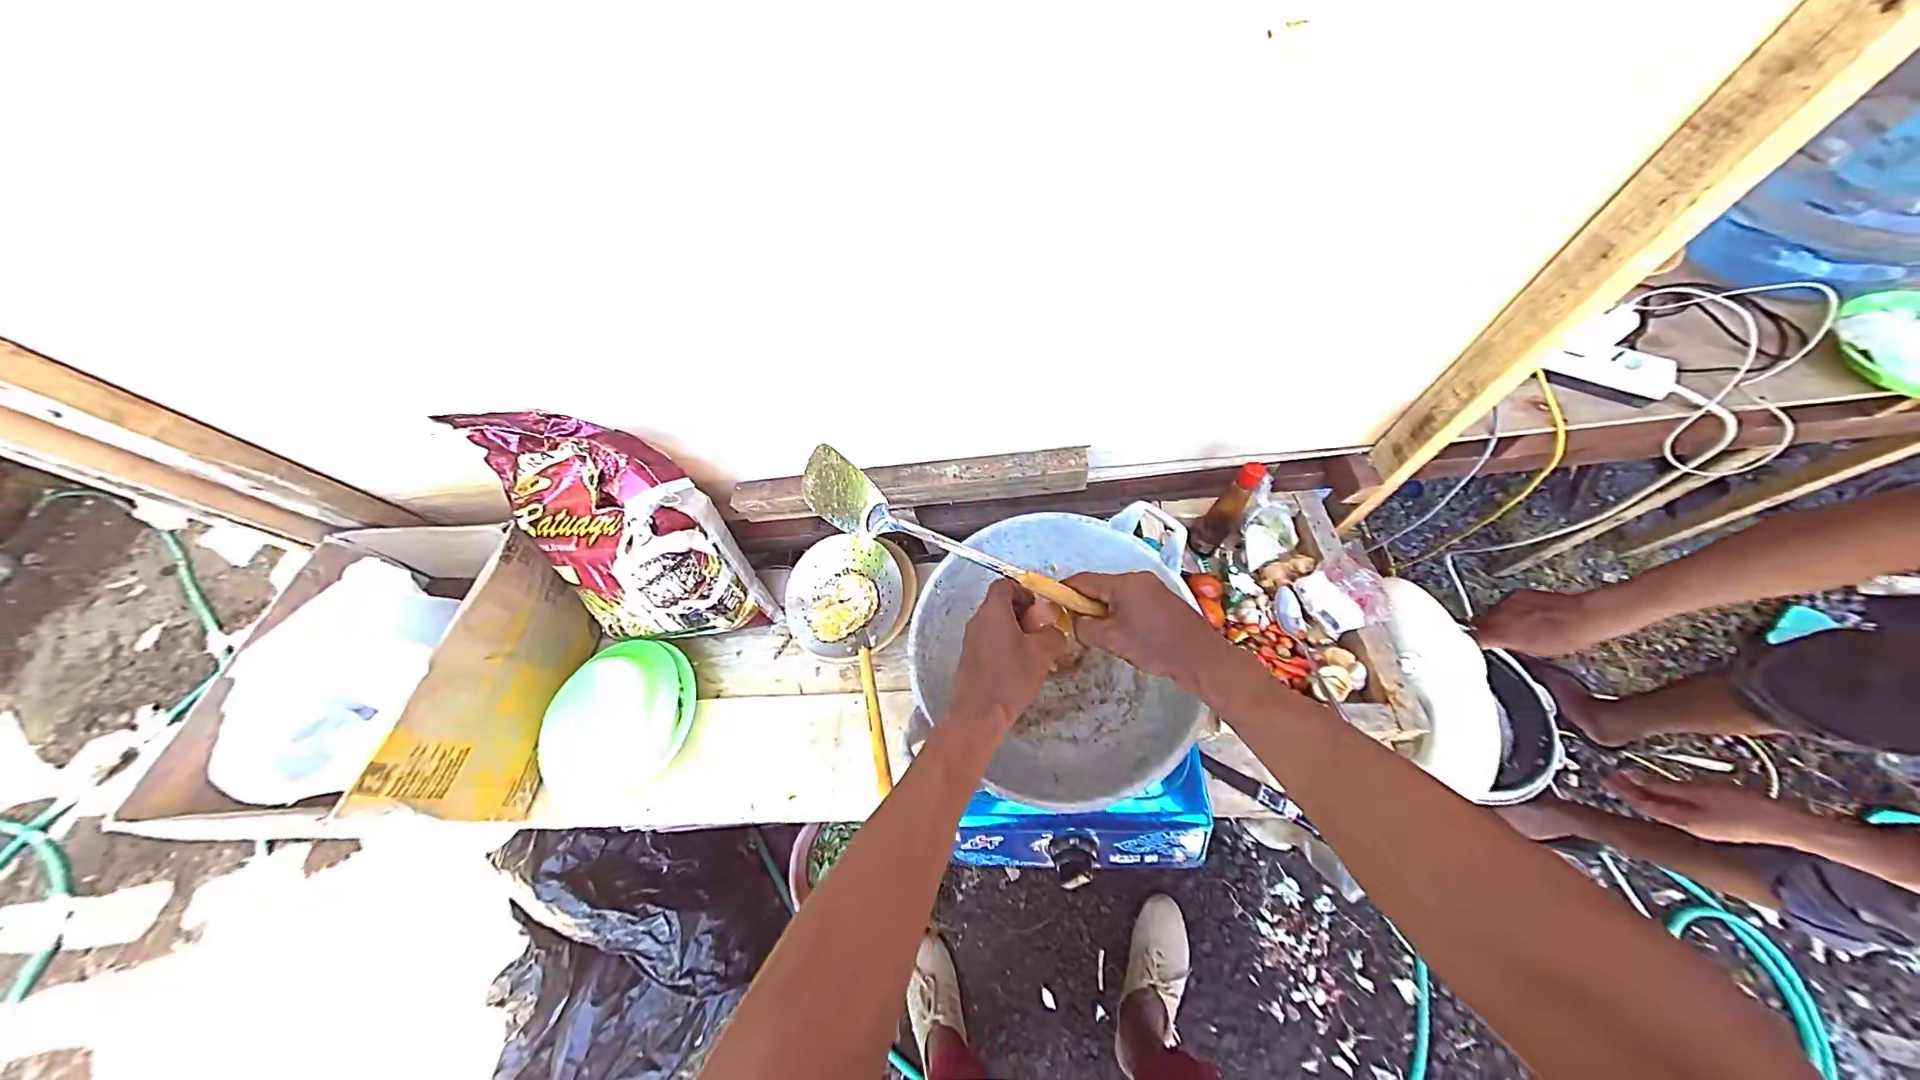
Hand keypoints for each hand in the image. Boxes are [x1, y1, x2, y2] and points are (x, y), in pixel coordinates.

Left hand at [946, 579, 1072, 730]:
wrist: (978, 714)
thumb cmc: (1010, 677)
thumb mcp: (1043, 653)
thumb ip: (1053, 634)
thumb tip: (1053, 630)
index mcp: (993, 610)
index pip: (1005, 584)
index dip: (1025, 591)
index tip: (1040, 609)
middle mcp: (978, 619)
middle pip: (1001, 603)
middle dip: (1024, 613)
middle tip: (1041, 631)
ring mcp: (971, 638)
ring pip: (997, 623)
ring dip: (1016, 631)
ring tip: (1035, 652)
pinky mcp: (970, 657)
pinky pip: (990, 640)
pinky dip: (1006, 644)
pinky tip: (1020, 666)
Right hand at [1062, 572, 1224, 691]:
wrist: (1201, 657)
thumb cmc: (1155, 646)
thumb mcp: (1111, 640)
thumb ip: (1084, 627)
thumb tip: (1075, 621)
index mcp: (1123, 582)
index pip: (1082, 580)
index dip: (1064, 592)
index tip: (1053, 607)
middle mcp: (1137, 577)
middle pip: (1099, 586)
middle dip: (1085, 604)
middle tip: (1078, 627)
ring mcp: (1152, 586)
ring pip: (1115, 594)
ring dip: (1103, 610)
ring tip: (1102, 634)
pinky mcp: (1162, 599)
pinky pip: (1131, 600)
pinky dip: (1120, 612)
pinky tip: (1123, 632)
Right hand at [1473, 590, 1608, 655]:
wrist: (1581, 617)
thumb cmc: (1563, 637)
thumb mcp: (1534, 651)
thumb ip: (1511, 646)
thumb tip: (1504, 644)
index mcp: (1496, 635)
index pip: (1473, 638)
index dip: (1477, 642)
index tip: (1482, 643)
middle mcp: (1494, 617)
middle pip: (1478, 622)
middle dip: (1485, 627)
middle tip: (1500, 633)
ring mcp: (1504, 604)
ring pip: (1492, 611)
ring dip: (1501, 617)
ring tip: (1520, 623)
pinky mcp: (1515, 594)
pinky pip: (1506, 602)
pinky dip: (1513, 607)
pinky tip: (1529, 613)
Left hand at [1605, 771, 1812, 845]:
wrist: (1795, 828)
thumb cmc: (1748, 808)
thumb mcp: (1700, 791)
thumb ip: (1665, 786)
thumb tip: (1633, 778)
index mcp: (1680, 820)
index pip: (1641, 804)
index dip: (1622, 789)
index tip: (1607, 777)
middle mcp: (1688, 827)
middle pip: (1651, 807)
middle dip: (1632, 792)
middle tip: (1613, 777)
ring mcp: (1705, 828)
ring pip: (1665, 809)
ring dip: (1648, 794)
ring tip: (1633, 780)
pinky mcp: (1720, 825)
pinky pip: (1683, 810)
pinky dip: (1668, 799)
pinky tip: (1667, 791)